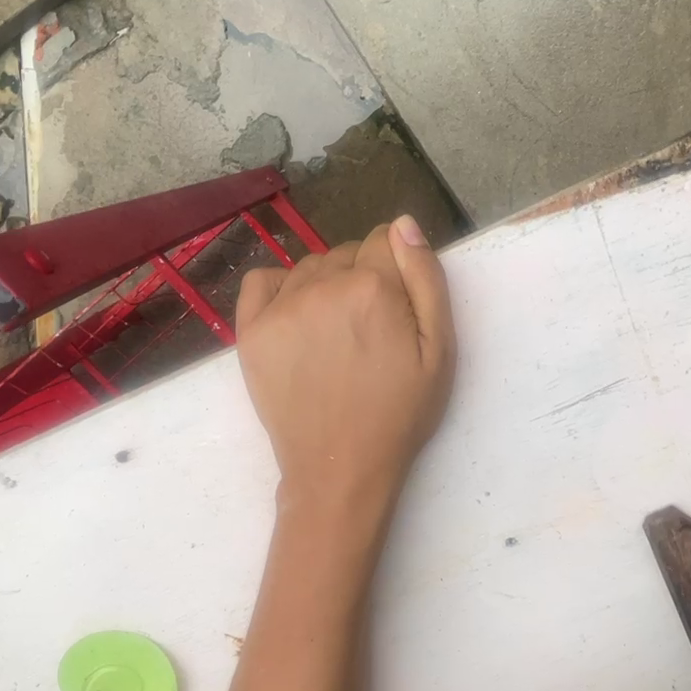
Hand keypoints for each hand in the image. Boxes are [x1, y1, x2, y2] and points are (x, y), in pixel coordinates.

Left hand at [236, 215, 455, 504]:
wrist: (340, 467)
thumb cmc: (399, 414)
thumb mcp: (440, 351)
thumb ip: (426, 279)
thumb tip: (403, 223)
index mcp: (373, 287)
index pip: (384, 240)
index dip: (396, 269)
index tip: (396, 307)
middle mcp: (323, 286)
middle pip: (346, 253)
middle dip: (362, 277)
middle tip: (369, 329)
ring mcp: (281, 307)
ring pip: (308, 267)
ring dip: (325, 285)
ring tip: (335, 334)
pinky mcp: (250, 331)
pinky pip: (262, 280)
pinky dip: (280, 288)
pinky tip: (297, 317)